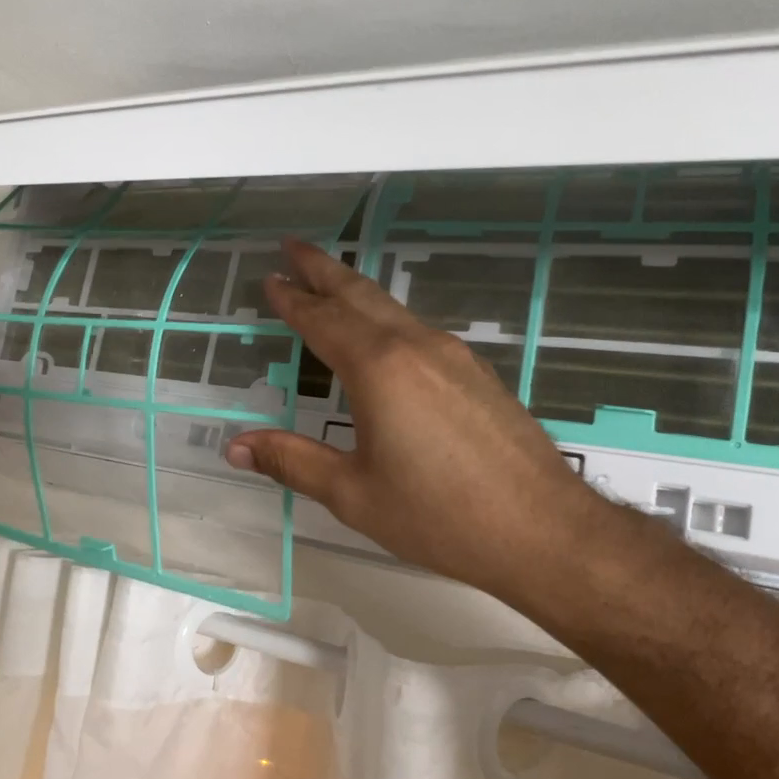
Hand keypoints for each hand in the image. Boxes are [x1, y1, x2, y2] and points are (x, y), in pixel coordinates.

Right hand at [224, 241, 623, 595]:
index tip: (271, 276)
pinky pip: (420, 332)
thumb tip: (236, 446)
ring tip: (332, 287)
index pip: (324, 320)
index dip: (294, 299)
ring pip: (395, 311)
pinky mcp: (478, 377)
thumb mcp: (353, 493)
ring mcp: (454, 358)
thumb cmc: (438, 515)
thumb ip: (293, 461)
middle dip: (324, 270)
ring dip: (358, 293)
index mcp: (379, 368)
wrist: (541, 531)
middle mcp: (417, 348)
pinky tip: (386, 339)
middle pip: (362, 295)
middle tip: (294, 247)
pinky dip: (388, 320)